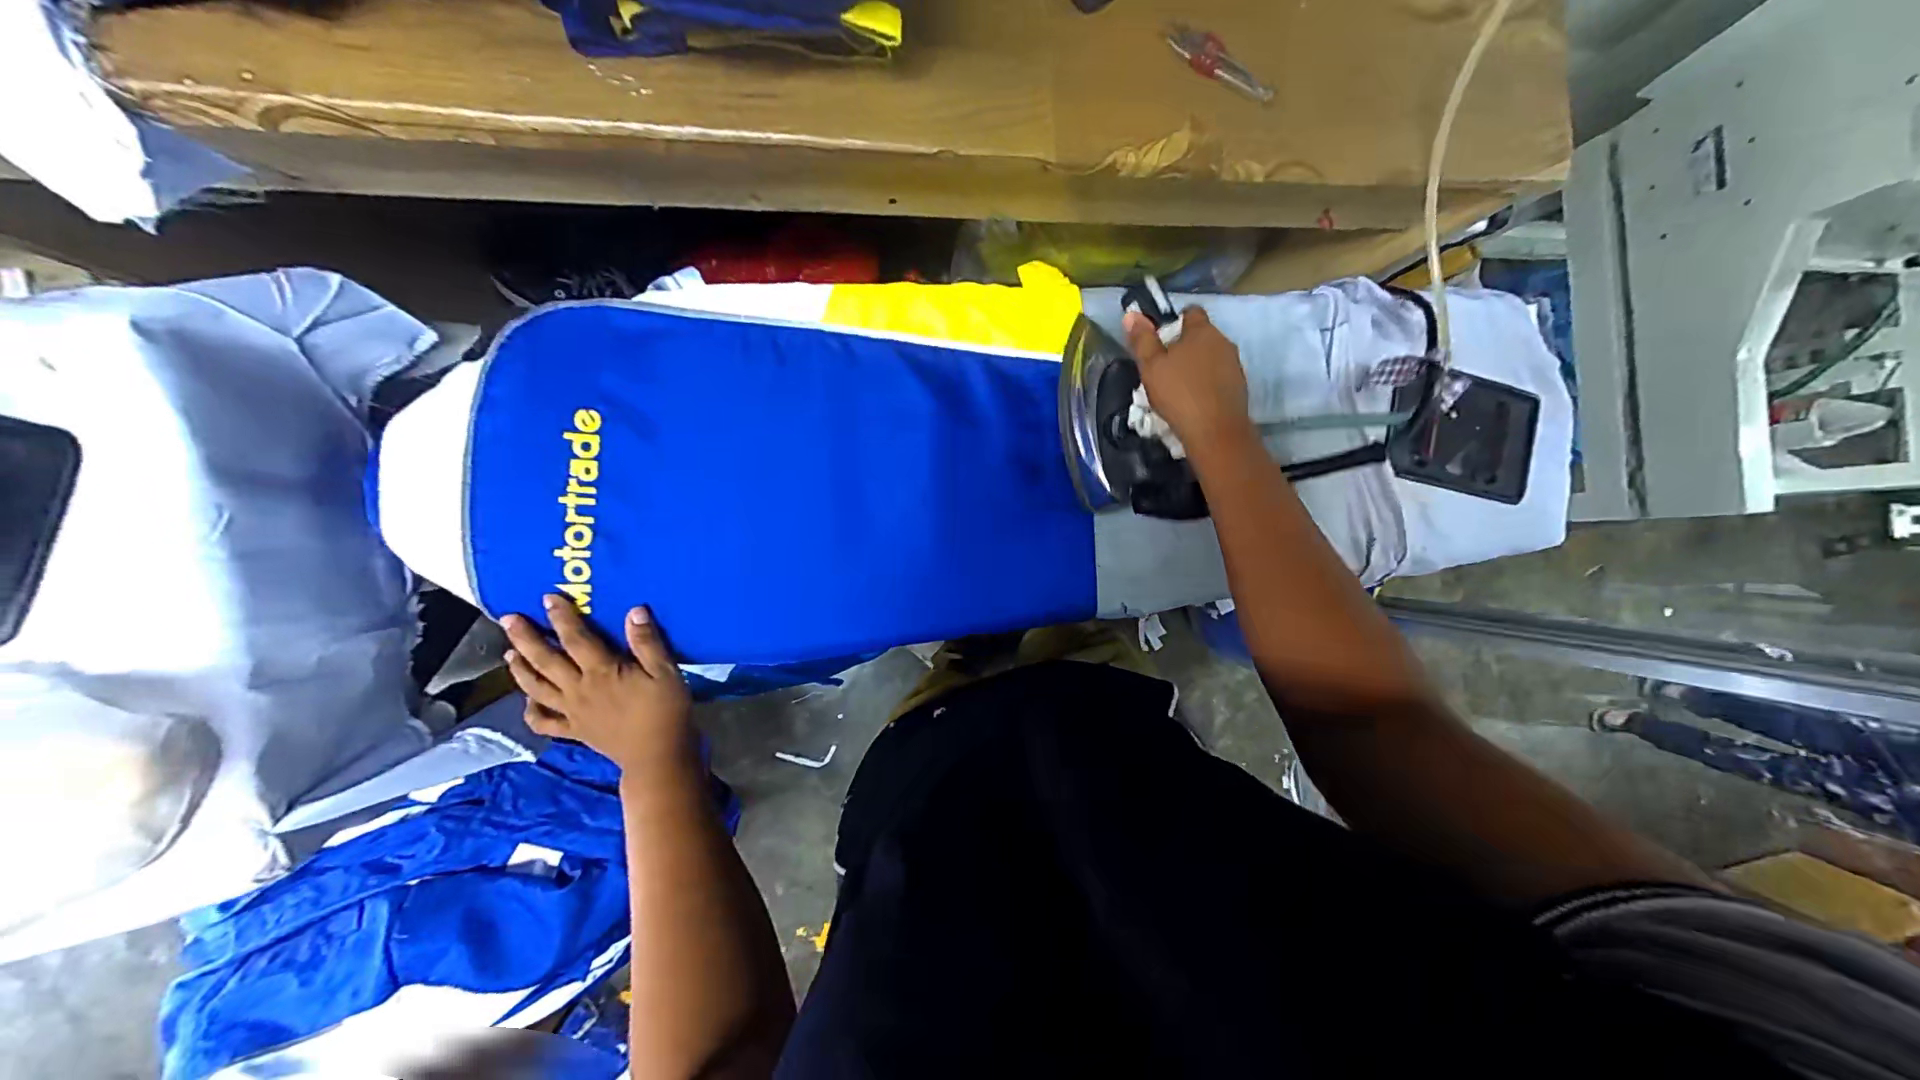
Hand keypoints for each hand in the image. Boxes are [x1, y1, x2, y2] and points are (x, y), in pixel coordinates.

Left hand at [502, 596, 694, 776]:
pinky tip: (527, 702)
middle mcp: (579, 689)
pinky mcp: (574, 731)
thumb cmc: (666, 709)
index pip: (576, 638)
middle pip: (545, 660)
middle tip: (508, 620)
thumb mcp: (666, 671)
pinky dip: (531, 712)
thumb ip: (647, 642)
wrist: (658, 755)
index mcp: (601, 672)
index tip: (546, 598)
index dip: (561, 617)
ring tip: (510, 654)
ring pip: (537, 688)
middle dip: (526, 638)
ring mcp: (573, 712)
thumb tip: (633, 611)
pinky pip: (545, 722)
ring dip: (520, 670)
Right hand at [1122, 306, 1252, 459]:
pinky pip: (1219, 376)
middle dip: (1185, 346)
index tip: (1161, 338)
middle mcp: (1223, 341)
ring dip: (1196, 366)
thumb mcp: (1151, 367)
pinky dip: (1206, 383)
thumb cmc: (1179, 393)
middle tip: (1164, 366)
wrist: (1215, 431)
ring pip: (1211, 357)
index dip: (1175, 321)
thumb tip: (1132, 314)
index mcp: (1201, 331)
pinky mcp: (1239, 386)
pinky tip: (1193, 400)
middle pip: (1201, 335)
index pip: (1191, 312)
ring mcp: (1234, 364)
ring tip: (1178, 386)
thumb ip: (1142, 340)